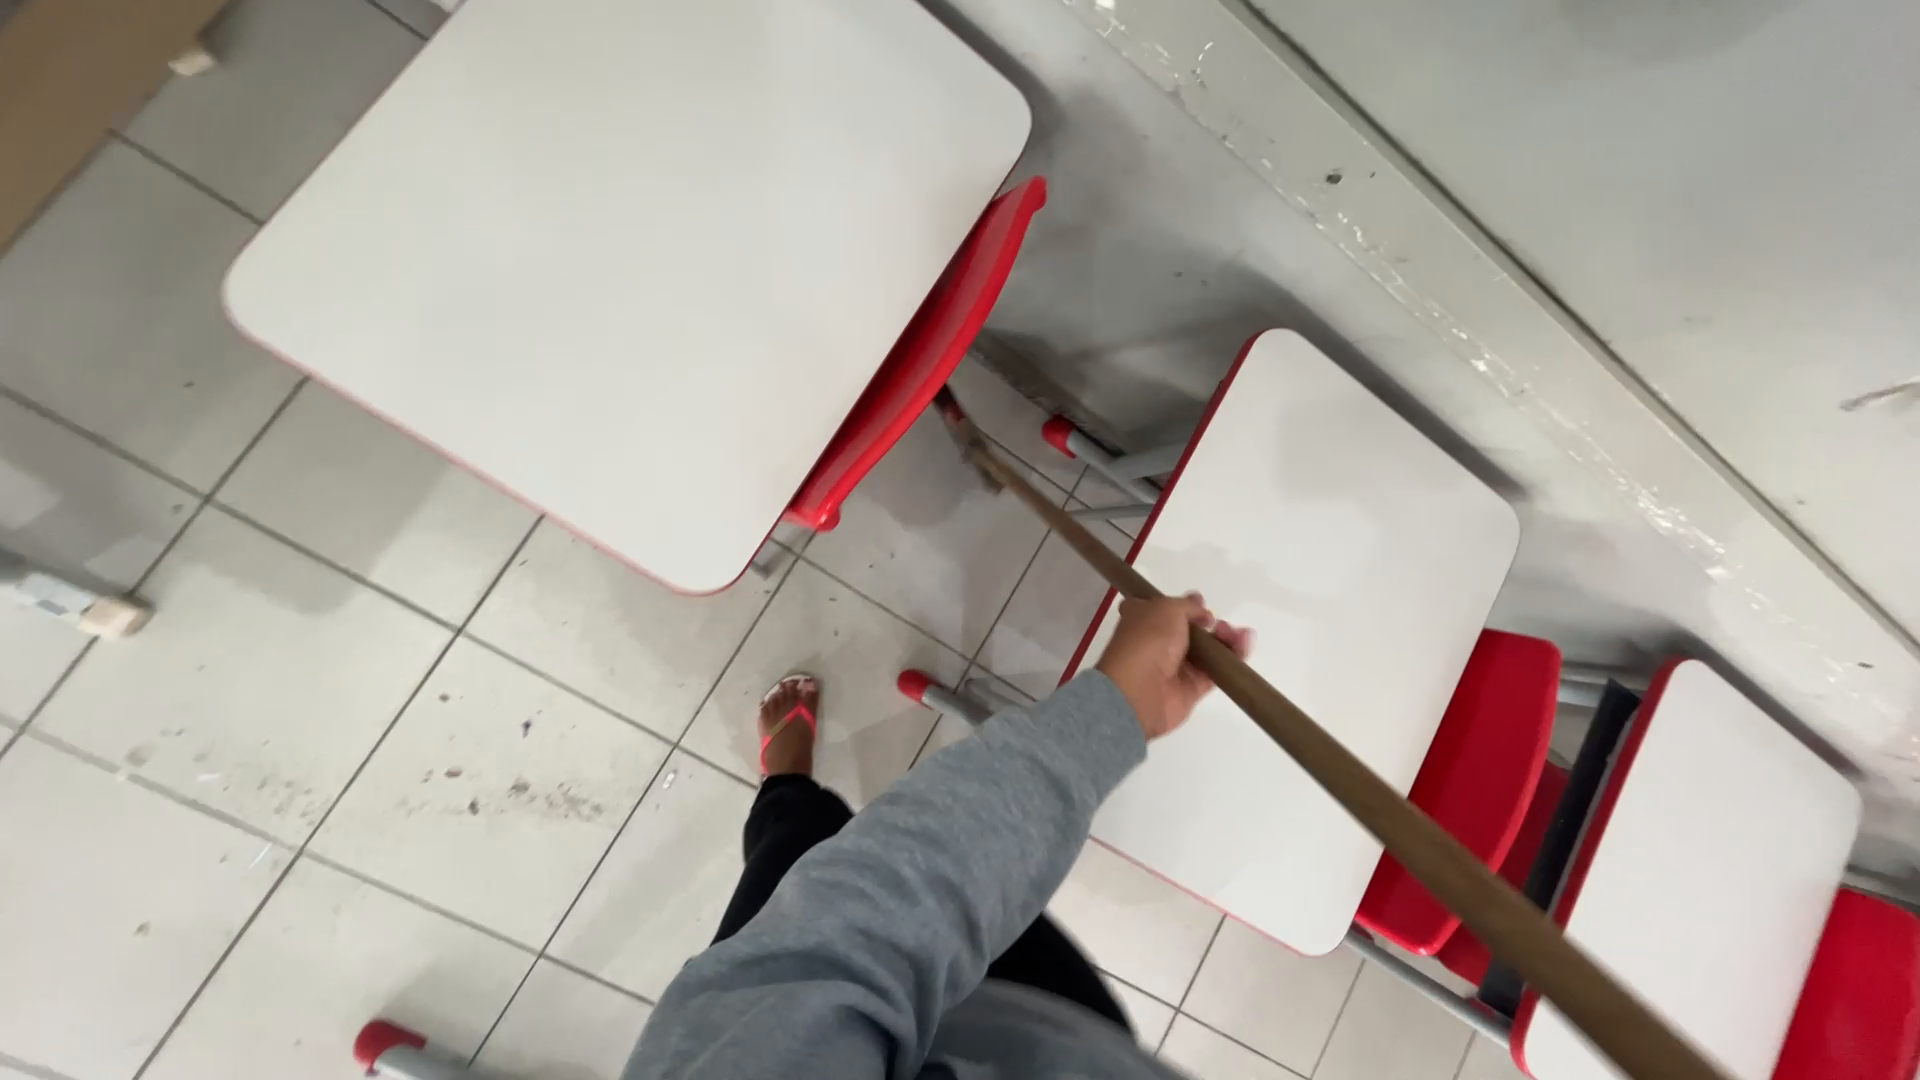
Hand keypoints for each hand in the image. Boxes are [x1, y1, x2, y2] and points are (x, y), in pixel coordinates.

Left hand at [1095, 593, 1252, 739]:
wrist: (1140, 690)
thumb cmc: (1147, 640)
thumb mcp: (1167, 608)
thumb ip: (1188, 606)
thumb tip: (1202, 611)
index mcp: (1140, 618)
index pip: (1161, 608)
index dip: (1181, 605)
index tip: (1200, 603)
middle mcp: (1155, 641)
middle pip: (1188, 629)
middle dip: (1208, 623)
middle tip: (1219, 623)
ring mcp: (1173, 666)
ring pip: (1205, 650)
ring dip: (1225, 638)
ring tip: (1239, 634)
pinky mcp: (1191, 688)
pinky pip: (1215, 671)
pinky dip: (1232, 658)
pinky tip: (1245, 644)